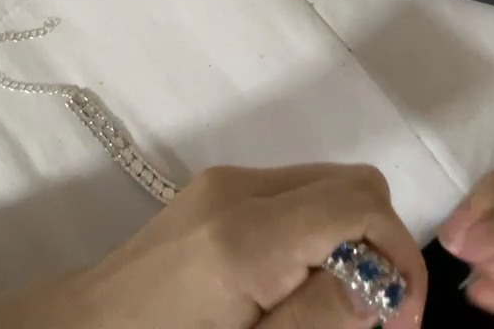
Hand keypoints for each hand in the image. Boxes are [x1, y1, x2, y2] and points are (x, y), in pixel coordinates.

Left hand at [70, 164, 427, 328]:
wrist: (90, 327)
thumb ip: (319, 316)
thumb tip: (383, 283)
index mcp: (247, 233)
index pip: (357, 203)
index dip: (400, 255)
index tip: (403, 318)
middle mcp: (240, 186)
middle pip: (351, 181)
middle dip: (382, 242)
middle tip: (378, 314)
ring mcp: (227, 180)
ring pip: (326, 182)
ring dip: (352, 235)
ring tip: (339, 301)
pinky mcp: (219, 186)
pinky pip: (295, 192)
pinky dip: (319, 227)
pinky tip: (302, 278)